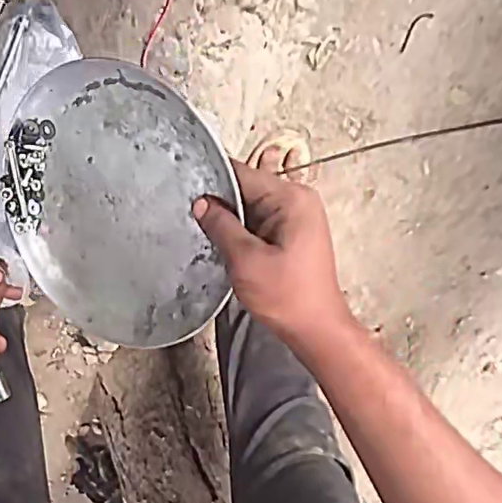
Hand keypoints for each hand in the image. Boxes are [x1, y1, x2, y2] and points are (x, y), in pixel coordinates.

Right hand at [193, 158, 356, 349]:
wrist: (316, 329)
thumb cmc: (288, 297)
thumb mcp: (245, 259)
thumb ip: (221, 226)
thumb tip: (202, 203)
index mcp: (291, 199)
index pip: (242, 174)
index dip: (212, 181)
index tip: (185, 189)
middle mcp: (297, 201)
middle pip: (245, 188)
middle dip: (219, 202)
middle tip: (192, 218)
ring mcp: (296, 217)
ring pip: (249, 206)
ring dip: (229, 220)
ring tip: (206, 233)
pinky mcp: (290, 233)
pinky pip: (257, 221)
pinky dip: (240, 231)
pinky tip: (226, 245)